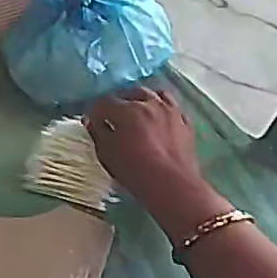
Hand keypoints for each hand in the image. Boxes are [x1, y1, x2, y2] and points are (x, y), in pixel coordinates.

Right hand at [88, 87, 232, 230]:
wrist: (171, 184)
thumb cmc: (133, 169)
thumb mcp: (106, 152)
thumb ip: (97, 132)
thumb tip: (91, 119)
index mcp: (127, 110)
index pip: (104, 102)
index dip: (96, 111)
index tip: (93, 121)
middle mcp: (150, 104)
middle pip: (131, 92)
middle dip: (120, 101)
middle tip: (114, 114)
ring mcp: (171, 112)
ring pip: (156, 94)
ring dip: (144, 99)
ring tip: (138, 110)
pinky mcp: (185, 123)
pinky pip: (173, 108)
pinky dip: (163, 110)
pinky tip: (159, 120)